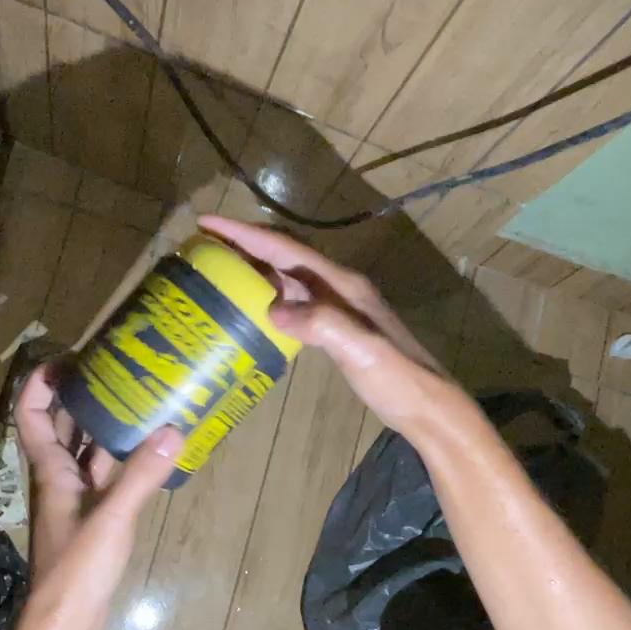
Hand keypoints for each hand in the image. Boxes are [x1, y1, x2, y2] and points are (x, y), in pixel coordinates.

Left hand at [13, 364, 179, 583]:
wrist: (64, 620)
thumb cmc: (77, 568)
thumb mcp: (112, 518)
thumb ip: (141, 476)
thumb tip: (174, 431)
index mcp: (50, 471)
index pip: (30, 414)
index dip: (40, 383)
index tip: (68, 358)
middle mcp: (58, 478)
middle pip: (60, 427)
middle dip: (78, 396)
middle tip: (114, 369)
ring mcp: (75, 499)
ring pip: (83, 451)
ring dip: (102, 425)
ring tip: (136, 399)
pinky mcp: (92, 517)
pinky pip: (103, 475)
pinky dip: (120, 458)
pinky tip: (147, 450)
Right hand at [198, 215, 470, 438]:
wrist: (426, 406)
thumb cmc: (397, 380)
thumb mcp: (361, 351)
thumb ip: (322, 325)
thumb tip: (274, 308)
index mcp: (342, 285)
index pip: (287, 249)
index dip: (247, 234)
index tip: (208, 222)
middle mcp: (339, 287)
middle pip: (286, 254)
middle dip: (246, 243)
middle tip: (204, 242)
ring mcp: (339, 306)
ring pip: (290, 275)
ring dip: (256, 266)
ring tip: (219, 267)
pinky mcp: (337, 327)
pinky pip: (295, 298)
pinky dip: (270, 292)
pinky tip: (254, 306)